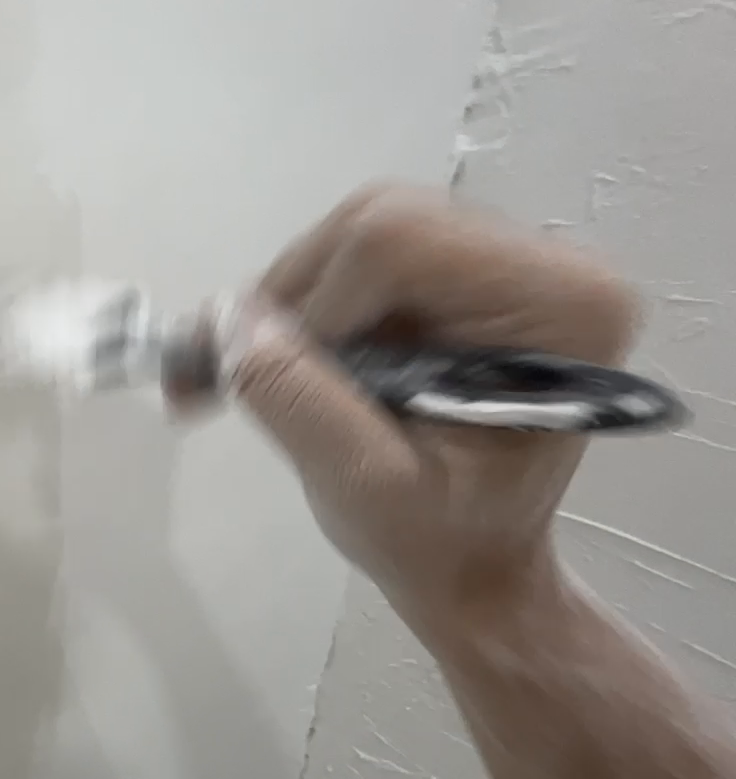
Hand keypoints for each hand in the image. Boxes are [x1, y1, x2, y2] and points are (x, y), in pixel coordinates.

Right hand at [222, 183, 639, 637]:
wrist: (461, 558)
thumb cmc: (432, 535)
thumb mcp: (358, 481)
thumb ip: (295, 398)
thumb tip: (226, 321)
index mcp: (553, 307)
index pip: (398, 240)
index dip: (314, 304)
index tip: (281, 381)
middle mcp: (537, 266)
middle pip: (372, 220)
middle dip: (288, 296)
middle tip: (241, 367)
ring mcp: (487, 270)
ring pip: (347, 232)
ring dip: (279, 303)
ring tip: (246, 370)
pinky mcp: (441, 286)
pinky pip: (342, 258)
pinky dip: (285, 308)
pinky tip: (264, 359)